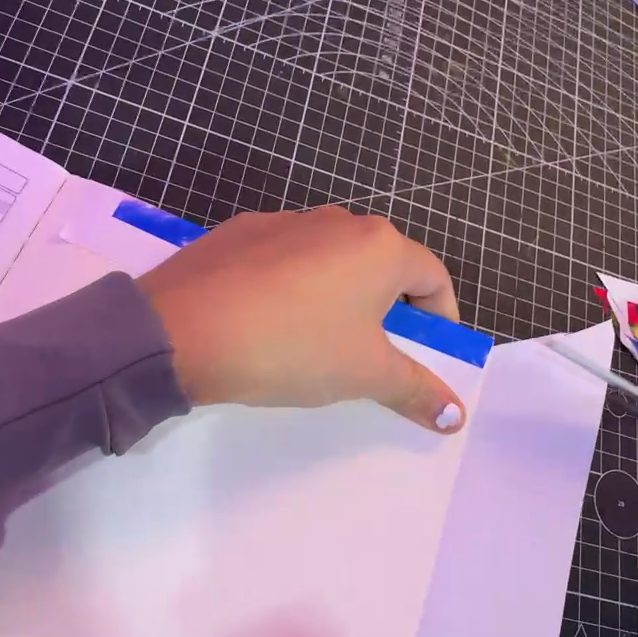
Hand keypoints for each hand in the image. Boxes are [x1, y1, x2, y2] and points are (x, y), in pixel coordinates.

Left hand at [136, 207, 467, 433]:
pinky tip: (268, 322)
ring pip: (332, 260)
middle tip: (371, 356)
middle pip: (383, 266)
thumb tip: (456, 415)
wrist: (180, 329)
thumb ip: (415, 389)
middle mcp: (338, 221)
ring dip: (340, 297)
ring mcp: (286, 221)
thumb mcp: (362, 374)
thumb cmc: (291, 347)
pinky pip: (287, 259)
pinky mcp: (242, 231)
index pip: (433, 278)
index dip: (440, 320)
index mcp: (380, 246)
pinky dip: (294, 287)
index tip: (427, 356)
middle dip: (388, 311)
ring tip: (315, 342)